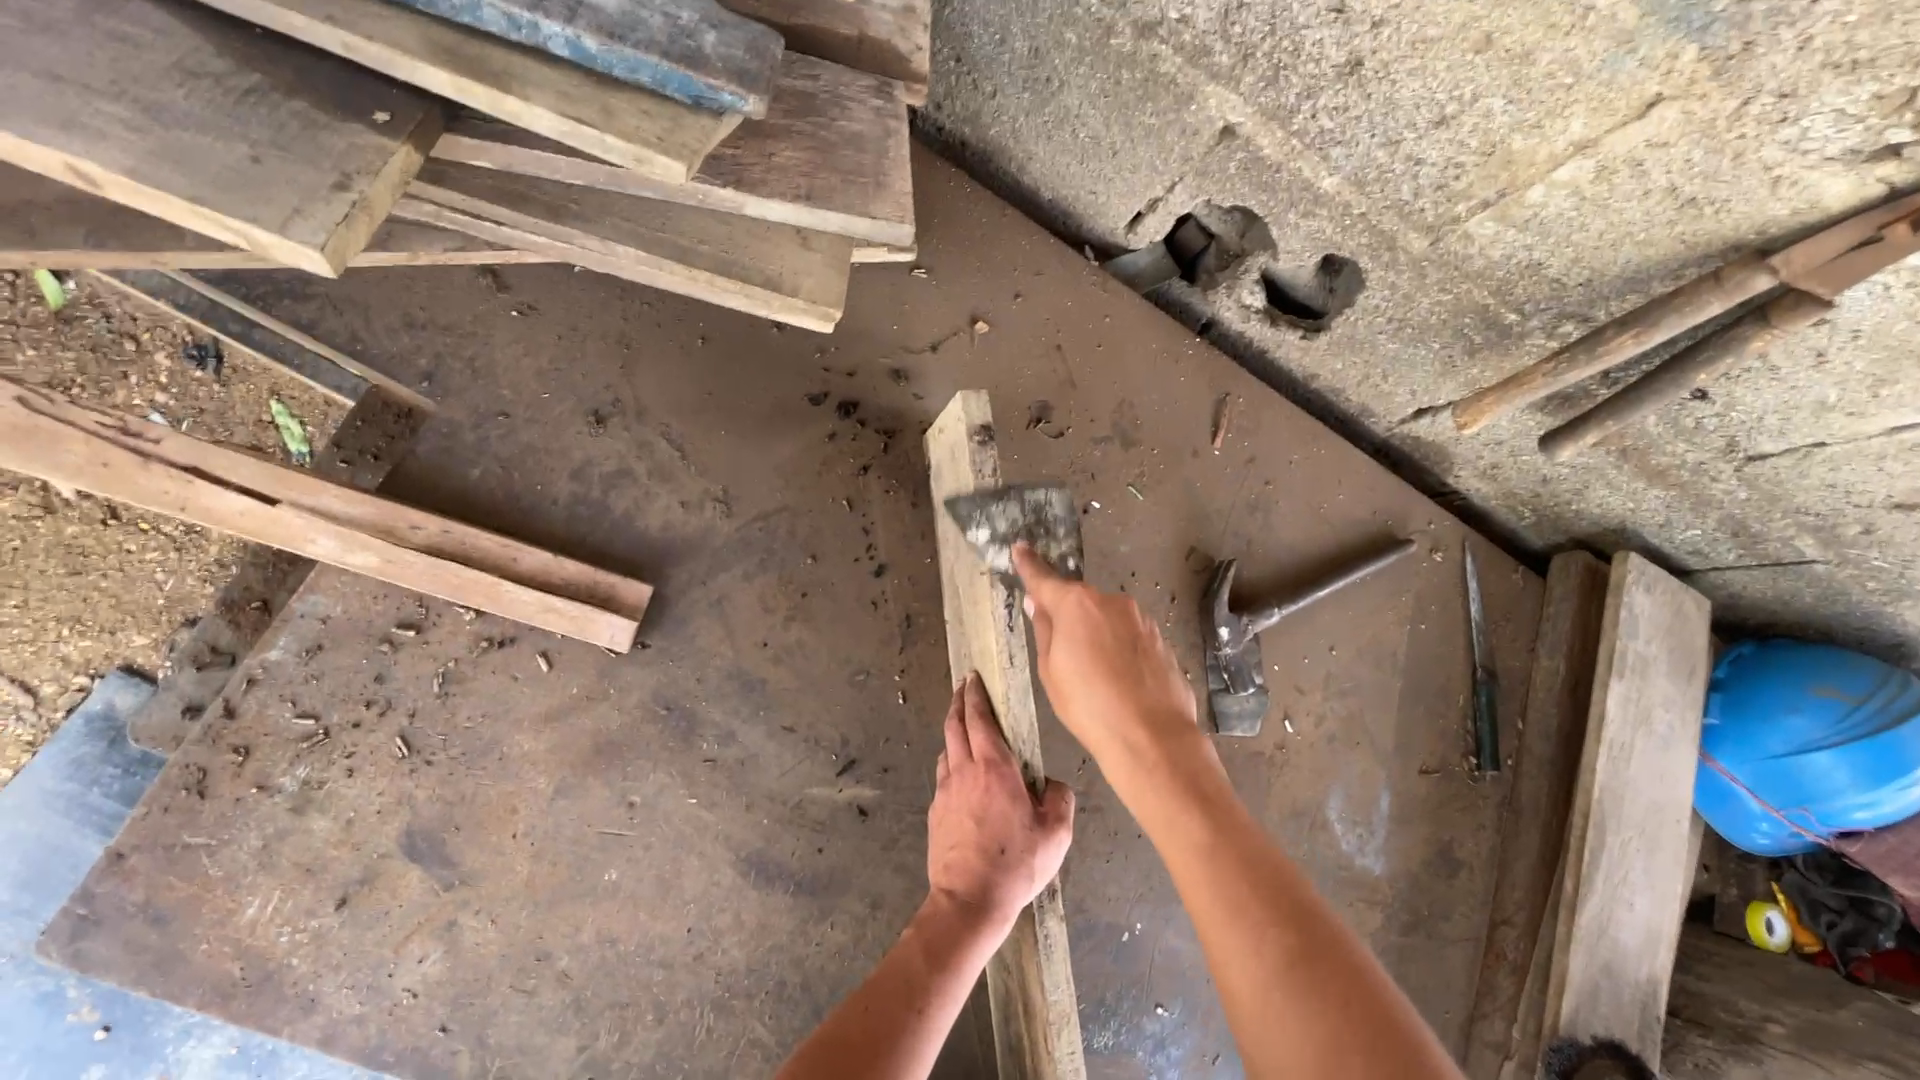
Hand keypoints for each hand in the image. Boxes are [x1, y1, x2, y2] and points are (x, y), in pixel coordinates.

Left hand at [928, 673, 1074, 928]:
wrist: (968, 899)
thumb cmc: (1016, 864)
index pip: (980, 719)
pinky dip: (951, 762)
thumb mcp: (1056, 833)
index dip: (975, 694)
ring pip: (947, 749)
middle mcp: (965, 771)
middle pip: (955, 725)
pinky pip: (943, 775)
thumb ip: (1059, 798)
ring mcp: (945, 791)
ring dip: (953, 731)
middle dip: (959, 701)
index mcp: (995, 768)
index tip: (973, 678)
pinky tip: (959, 773)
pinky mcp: (935, 812)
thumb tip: (1050, 784)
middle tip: (963, 686)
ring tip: (963, 727)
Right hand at [1013, 542, 1202, 770]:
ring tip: (1095, 679)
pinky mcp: (1161, 641)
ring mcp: (1141, 620)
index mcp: (1077, 604)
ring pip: (1108, 621)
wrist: (1151, 735)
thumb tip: (1040, 605)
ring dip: (1097, 638)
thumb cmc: (1088, 704)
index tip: (1020, 549)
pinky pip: (1129, 639)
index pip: (1045, 579)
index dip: (1029, 565)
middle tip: (1062, 653)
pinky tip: (1120, 683)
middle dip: (1068, 618)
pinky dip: (1120, 653)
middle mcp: (1111, 602)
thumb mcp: (1051, 671)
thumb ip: (1045, 631)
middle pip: (1080, 603)